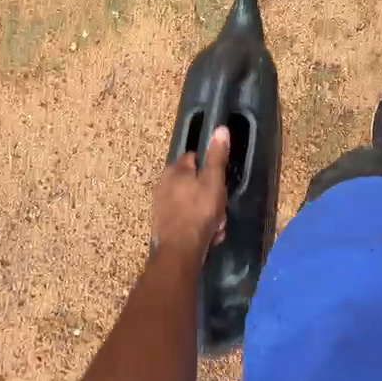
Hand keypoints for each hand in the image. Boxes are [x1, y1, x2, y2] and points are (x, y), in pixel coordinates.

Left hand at [151, 126, 229, 264]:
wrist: (180, 251)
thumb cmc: (199, 211)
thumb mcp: (214, 180)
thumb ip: (217, 156)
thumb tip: (220, 128)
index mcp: (174, 170)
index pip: (195, 158)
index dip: (210, 169)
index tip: (220, 182)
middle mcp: (163, 185)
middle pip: (194, 183)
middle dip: (209, 196)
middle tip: (220, 209)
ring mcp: (161, 206)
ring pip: (191, 203)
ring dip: (206, 214)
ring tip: (215, 227)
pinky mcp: (162, 226)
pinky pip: (185, 219)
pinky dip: (196, 226)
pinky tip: (206, 236)